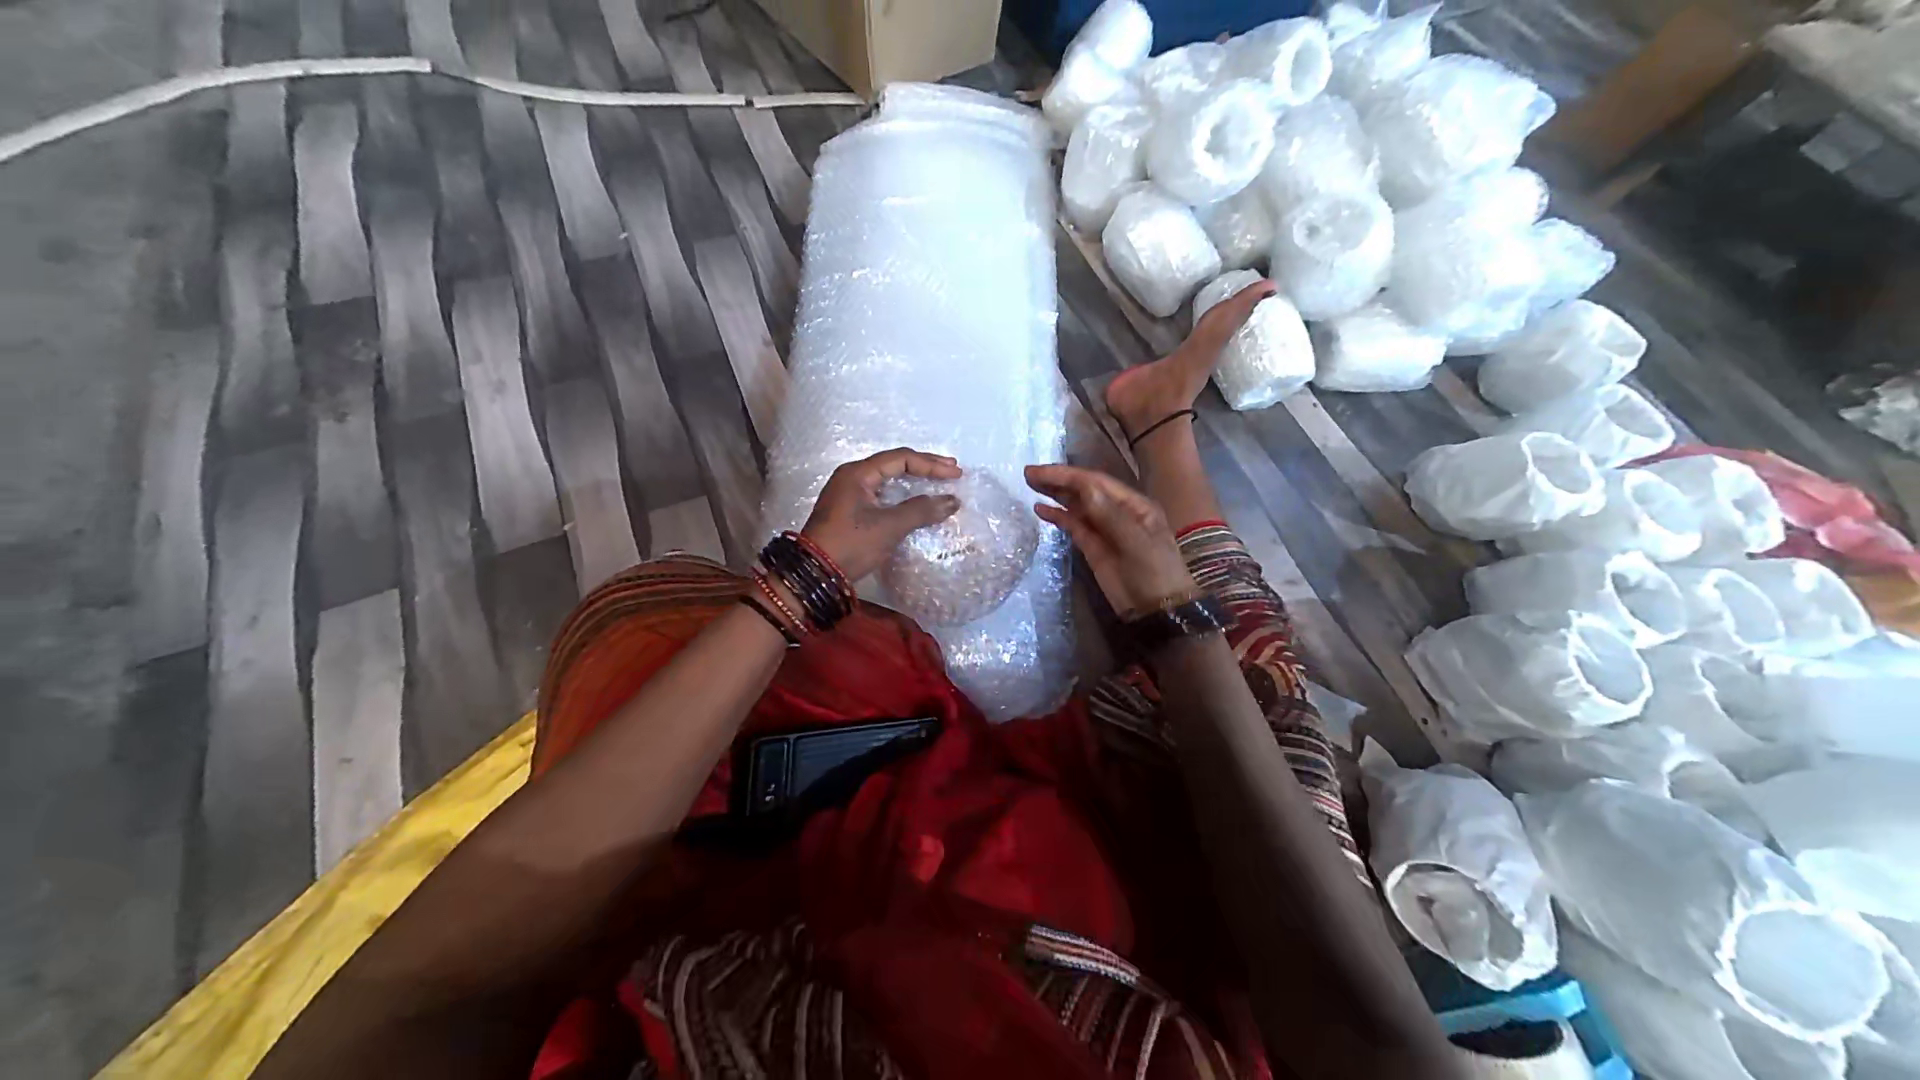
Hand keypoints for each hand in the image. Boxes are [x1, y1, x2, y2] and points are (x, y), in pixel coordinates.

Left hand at [801, 448, 962, 580]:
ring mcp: (849, 494)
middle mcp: (852, 477)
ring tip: (939, 481)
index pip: (901, 459)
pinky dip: (903, 495)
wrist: (816, 574)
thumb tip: (952, 501)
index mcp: (857, 473)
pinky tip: (917, 500)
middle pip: (894, 464)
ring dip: (914, 480)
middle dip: (924, 467)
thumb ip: (921, 510)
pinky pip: (882, 494)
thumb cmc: (851, 544)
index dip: (931, 464)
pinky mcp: (850, 511)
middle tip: (952, 470)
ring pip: (888, 479)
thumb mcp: (889, 527)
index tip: (955, 473)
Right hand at [1025, 464, 1195, 616]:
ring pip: (1077, 506)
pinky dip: (1059, 517)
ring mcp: (1105, 530)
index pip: (1096, 482)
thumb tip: (1083, 487)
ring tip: (1031, 485)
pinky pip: (1074, 526)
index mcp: (1133, 504)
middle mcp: (1118, 512)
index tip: (1040, 471)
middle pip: (1085, 490)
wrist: (1157, 609)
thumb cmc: (1154, 572)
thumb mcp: (1135, 541)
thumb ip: (1108, 514)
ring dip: (1056, 495)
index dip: (1067, 475)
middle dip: (1058, 480)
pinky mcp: (1094, 547)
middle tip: (1028, 474)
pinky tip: (1042, 510)